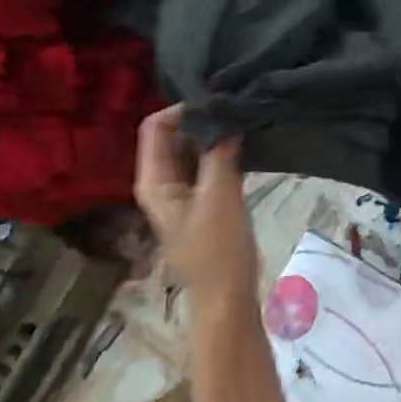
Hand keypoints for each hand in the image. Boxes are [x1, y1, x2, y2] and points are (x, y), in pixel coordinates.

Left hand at [134, 105, 258, 297]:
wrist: (229, 297)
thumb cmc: (218, 251)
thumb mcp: (220, 198)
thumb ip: (220, 155)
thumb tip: (226, 119)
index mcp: (154, 181)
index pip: (154, 127)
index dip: (180, 110)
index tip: (214, 104)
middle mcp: (163, 182)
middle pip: (174, 136)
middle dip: (201, 120)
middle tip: (233, 108)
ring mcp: (184, 191)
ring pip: (193, 149)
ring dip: (214, 136)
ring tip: (242, 120)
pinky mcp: (205, 199)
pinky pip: (209, 165)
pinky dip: (223, 153)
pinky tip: (246, 143)